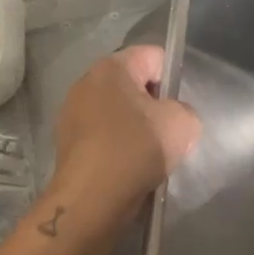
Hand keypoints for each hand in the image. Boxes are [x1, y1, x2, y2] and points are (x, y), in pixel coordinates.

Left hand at [53, 45, 201, 207]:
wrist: (92, 198)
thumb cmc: (137, 149)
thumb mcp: (183, 124)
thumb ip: (185, 111)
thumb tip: (174, 116)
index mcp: (112, 68)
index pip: (152, 56)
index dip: (173, 76)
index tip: (181, 105)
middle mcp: (86, 83)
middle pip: (132, 84)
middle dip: (153, 104)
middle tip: (169, 130)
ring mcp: (72, 114)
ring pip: (116, 112)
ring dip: (135, 128)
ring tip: (151, 153)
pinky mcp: (68, 144)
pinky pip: (104, 136)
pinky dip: (118, 147)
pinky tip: (130, 167)